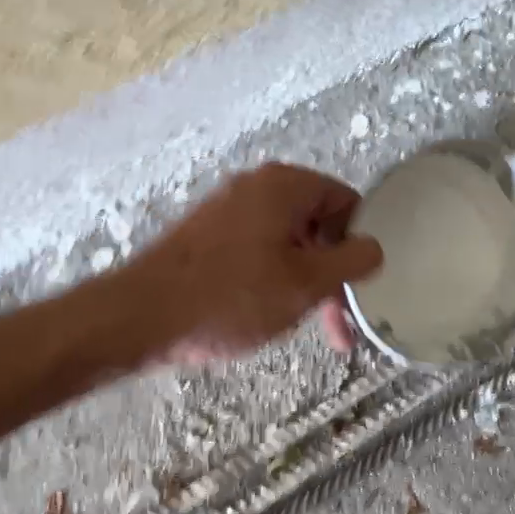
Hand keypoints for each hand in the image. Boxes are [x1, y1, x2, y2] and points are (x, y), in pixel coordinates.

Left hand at [123, 163, 382, 363]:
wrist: (138, 317)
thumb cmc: (231, 295)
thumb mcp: (307, 283)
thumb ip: (352, 261)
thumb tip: (376, 248)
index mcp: (285, 185)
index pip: (347, 202)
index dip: (361, 243)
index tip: (363, 285)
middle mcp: (257, 187)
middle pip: (318, 224)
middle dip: (333, 273)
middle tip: (342, 323)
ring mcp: (228, 210)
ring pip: (289, 242)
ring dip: (306, 282)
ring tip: (308, 328)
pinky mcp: (206, 236)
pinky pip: (259, 250)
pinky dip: (275, 279)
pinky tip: (270, 316)